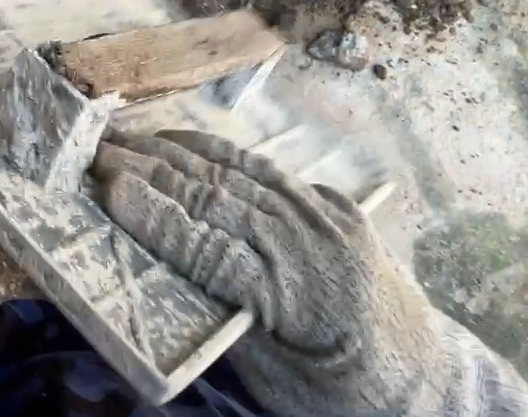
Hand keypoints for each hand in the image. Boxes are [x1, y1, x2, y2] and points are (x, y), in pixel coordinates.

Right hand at [93, 131, 527, 416]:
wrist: (432, 380)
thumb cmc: (342, 395)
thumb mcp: (277, 379)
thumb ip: (220, 314)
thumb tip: (152, 265)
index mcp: (302, 302)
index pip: (212, 251)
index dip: (157, 219)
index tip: (109, 191)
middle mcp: (313, 245)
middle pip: (215, 198)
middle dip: (148, 171)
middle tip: (95, 153)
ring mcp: (326, 215)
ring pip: (234, 170)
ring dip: (170, 150)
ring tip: (122, 138)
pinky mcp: (330, 200)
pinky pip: (262, 166)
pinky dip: (211, 150)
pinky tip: (177, 142)